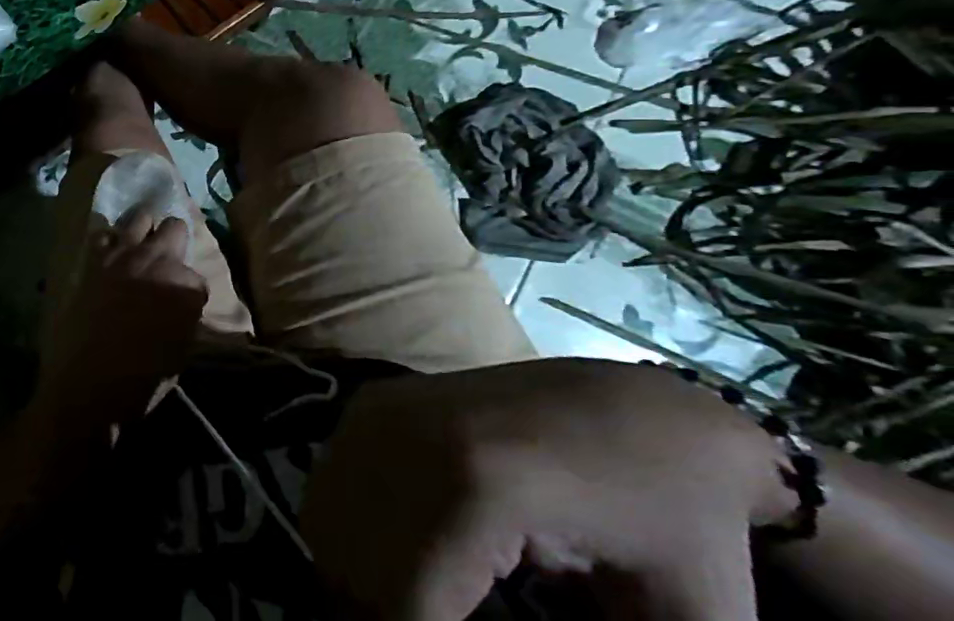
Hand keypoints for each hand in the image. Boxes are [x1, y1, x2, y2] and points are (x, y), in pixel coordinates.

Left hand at [37, 213, 207, 426]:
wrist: (87, 381)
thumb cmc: (142, 378)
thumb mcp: (179, 354)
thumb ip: (184, 321)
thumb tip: (181, 310)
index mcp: (185, 286)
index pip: (198, 278)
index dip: (191, 295)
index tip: (183, 308)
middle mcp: (157, 260)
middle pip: (175, 228)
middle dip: (176, 243)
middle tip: (169, 264)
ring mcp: (123, 254)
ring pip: (141, 217)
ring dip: (145, 231)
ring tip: (142, 247)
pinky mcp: (94, 259)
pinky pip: (103, 234)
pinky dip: (109, 241)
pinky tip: (111, 255)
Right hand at [301, 358, 794, 620]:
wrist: (647, 412)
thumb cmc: (678, 523)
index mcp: (478, 484)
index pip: (406, 597)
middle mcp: (405, 436)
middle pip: (353, 561)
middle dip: (381, 611)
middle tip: (429, 620)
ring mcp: (380, 413)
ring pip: (326, 523)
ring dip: (357, 579)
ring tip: (412, 603)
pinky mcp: (370, 405)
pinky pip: (329, 488)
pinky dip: (347, 536)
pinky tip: (394, 559)